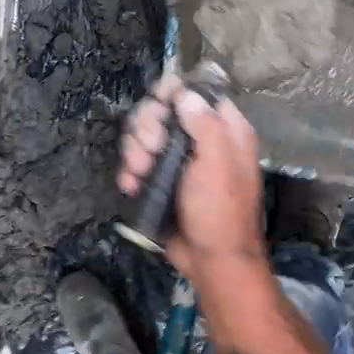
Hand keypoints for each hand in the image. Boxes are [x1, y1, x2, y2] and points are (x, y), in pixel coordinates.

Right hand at [116, 74, 266, 282]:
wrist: (210, 261)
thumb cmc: (220, 211)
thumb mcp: (218, 163)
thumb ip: (204, 123)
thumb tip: (184, 94)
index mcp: (224, 130)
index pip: (195, 92)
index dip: (172, 93)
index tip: (158, 105)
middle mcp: (199, 139)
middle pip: (160, 110)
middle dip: (147, 128)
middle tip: (151, 149)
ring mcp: (176, 159)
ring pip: (142, 135)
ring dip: (135, 152)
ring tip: (140, 173)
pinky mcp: (158, 178)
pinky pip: (135, 161)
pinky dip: (129, 172)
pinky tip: (131, 186)